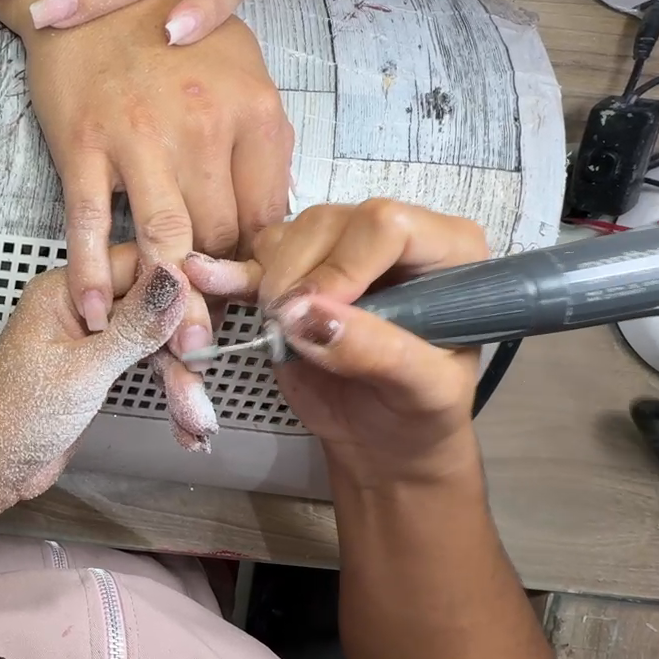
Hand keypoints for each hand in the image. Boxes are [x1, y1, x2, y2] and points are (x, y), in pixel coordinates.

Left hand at [0, 258, 191, 501]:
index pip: (135, 265)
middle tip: (198, 375)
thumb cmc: (18, 417)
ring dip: (176, 379)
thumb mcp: (83, 371)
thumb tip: (175, 277)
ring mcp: (87, 338)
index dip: (175, 289)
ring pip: (151, 341)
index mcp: (62, 291)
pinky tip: (187, 424)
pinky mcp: (96, 369)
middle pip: (149, 305)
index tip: (203, 323)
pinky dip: (164, 393)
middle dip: (178, 345)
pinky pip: (142, 366)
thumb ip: (134, 327)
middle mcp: (76, 306)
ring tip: (196, 418)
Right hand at [24, 0, 291, 336]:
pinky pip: (90, 223)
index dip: (257, 269)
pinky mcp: (84, 150)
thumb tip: (267, 221)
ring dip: (171, 302)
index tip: (248, 306)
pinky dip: (91, 273)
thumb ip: (257, 146)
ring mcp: (137, 141)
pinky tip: (93, 312)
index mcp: (251, 112)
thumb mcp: (239, 73)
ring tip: (176, 352)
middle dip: (218, 296)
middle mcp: (201, 129)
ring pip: (164, 238)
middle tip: (215, 346)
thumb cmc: (170, 35)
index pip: (264, 214)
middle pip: (218, 234)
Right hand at [182, 198, 489, 481]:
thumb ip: (374, 350)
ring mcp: (336, 252)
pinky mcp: (293, 272)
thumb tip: (301, 315)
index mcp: (446, 251)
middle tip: (286, 330)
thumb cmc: (415, 411)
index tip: (315, 319)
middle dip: (295, 276)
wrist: (377, 434)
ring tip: (275, 328)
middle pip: (327, 223)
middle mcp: (389, 239)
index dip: (341, 267)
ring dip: (266, 280)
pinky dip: (232, 276)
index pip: (386, 226)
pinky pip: (256, 256)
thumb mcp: (420, 389)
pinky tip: (211, 283)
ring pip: (287, 236)